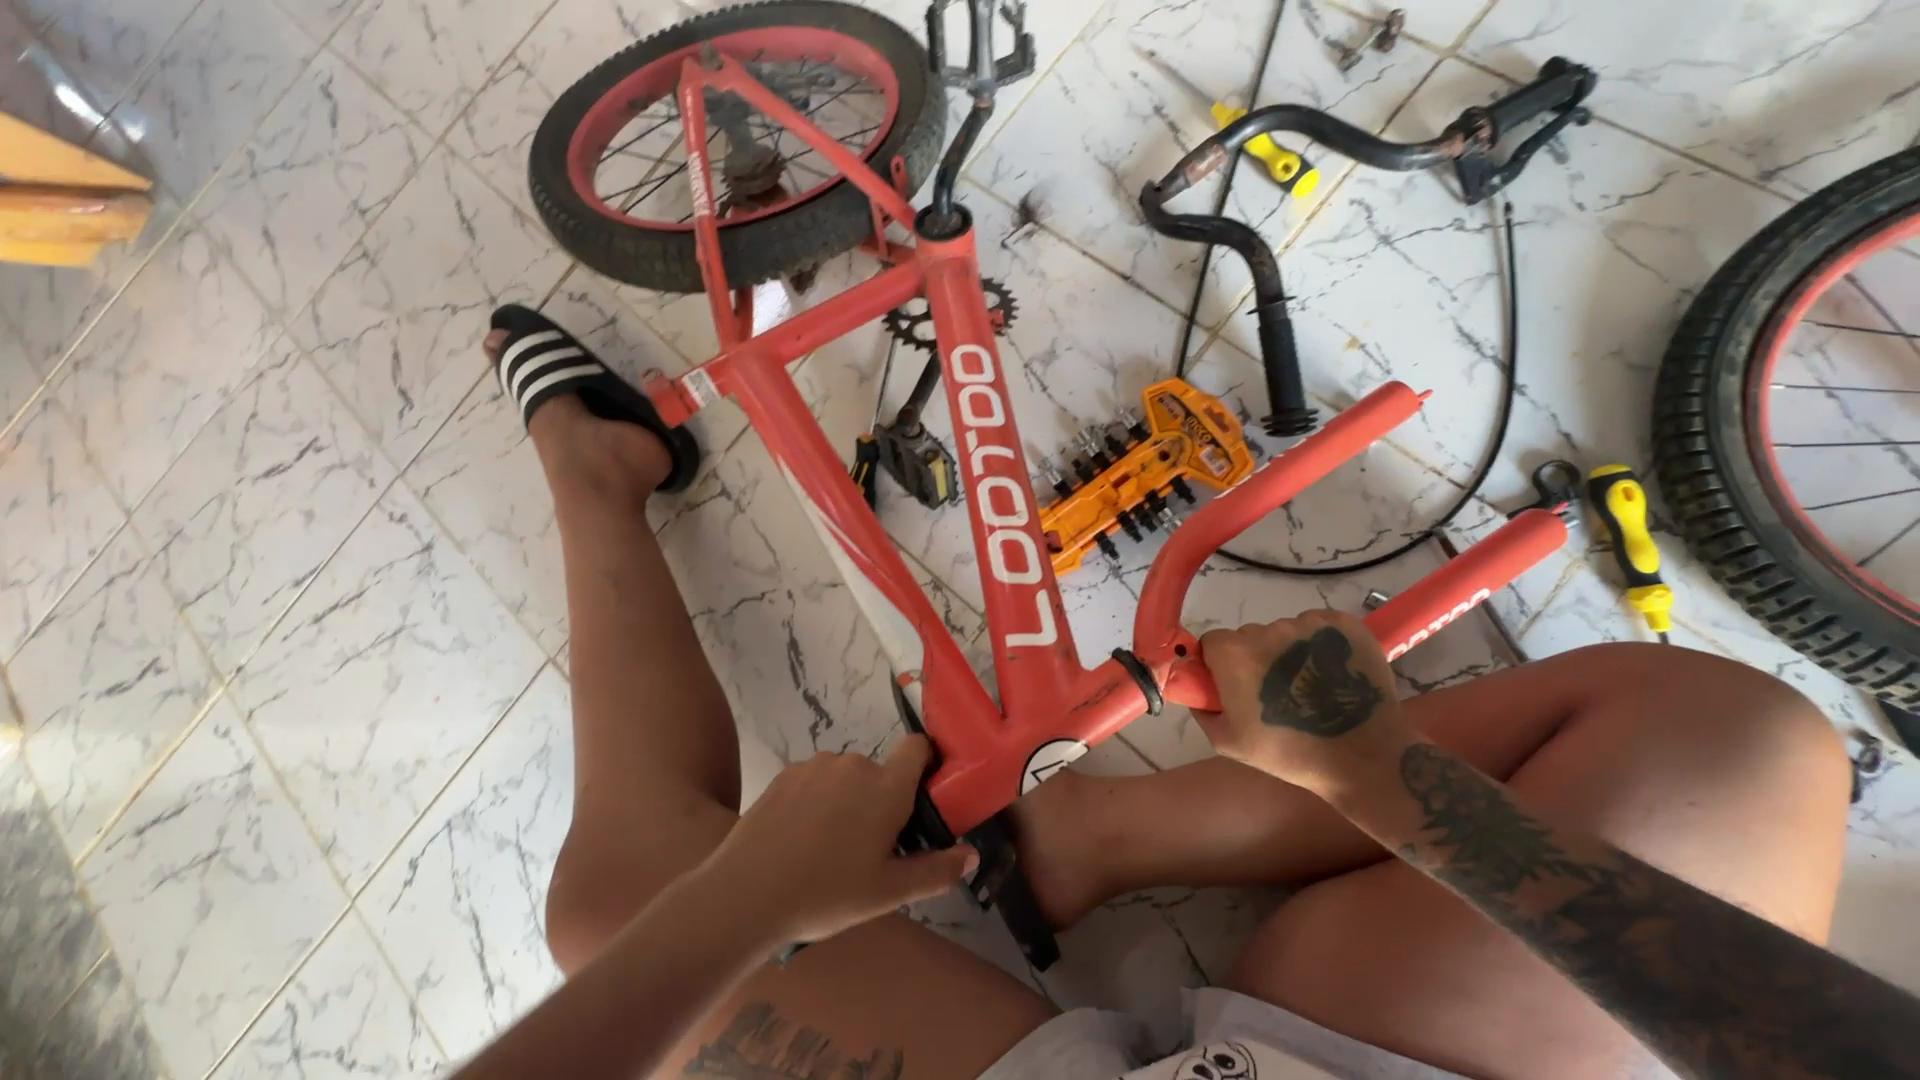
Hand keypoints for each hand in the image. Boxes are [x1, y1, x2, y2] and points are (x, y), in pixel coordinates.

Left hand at [699, 735, 976, 944]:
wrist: (745, 894)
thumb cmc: (825, 894)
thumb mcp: (888, 894)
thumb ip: (936, 871)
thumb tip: (971, 856)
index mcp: (886, 788)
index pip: (918, 747)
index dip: (925, 766)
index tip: (922, 800)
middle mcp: (854, 765)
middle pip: (881, 772)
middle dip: (882, 800)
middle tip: (871, 849)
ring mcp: (815, 766)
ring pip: (846, 778)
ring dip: (848, 801)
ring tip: (830, 849)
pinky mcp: (785, 775)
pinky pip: (816, 781)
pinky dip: (817, 802)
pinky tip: (801, 840)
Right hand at [1195, 610, 1412, 793]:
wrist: (1363, 756)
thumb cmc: (1289, 751)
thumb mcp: (1227, 741)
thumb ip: (1202, 707)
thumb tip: (1196, 688)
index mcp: (1234, 654)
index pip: (1213, 643)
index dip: (1221, 665)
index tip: (1236, 687)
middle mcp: (1268, 629)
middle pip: (1250, 636)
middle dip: (1256, 659)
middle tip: (1276, 694)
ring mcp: (1308, 624)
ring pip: (1285, 632)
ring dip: (1290, 653)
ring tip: (1311, 689)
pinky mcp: (1343, 624)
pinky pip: (1317, 627)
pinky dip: (1319, 645)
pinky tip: (1330, 674)